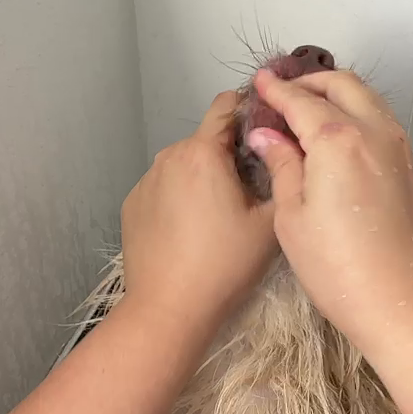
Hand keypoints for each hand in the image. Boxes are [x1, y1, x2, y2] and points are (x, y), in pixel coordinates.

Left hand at [119, 91, 277, 337]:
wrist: (168, 308)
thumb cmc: (224, 265)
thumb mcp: (269, 222)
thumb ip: (280, 177)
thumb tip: (279, 151)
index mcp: (203, 152)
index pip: (227, 105)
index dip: (251, 111)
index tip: (268, 134)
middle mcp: (169, 156)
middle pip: (207, 140)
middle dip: (230, 155)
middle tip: (251, 191)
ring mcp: (145, 180)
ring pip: (185, 165)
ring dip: (204, 177)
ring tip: (220, 216)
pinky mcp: (132, 204)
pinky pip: (164, 188)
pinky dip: (180, 198)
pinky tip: (191, 232)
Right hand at [244, 69, 412, 356]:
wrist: (405, 305)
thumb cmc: (340, 269)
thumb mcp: (292, 218)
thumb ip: (281, 165)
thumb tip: (267, 135)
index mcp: (337, 140)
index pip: (300, 101)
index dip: (276, 90)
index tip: (260, 81)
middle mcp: (374, 132)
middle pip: (341, 85)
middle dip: (309, 81)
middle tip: (282, 91)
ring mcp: (398, 147)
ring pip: (366, 98)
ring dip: (336, 93)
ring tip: (307, 106)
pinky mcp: (411, 167)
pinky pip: (380, 120)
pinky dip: (356, 112)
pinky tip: (336, 134)